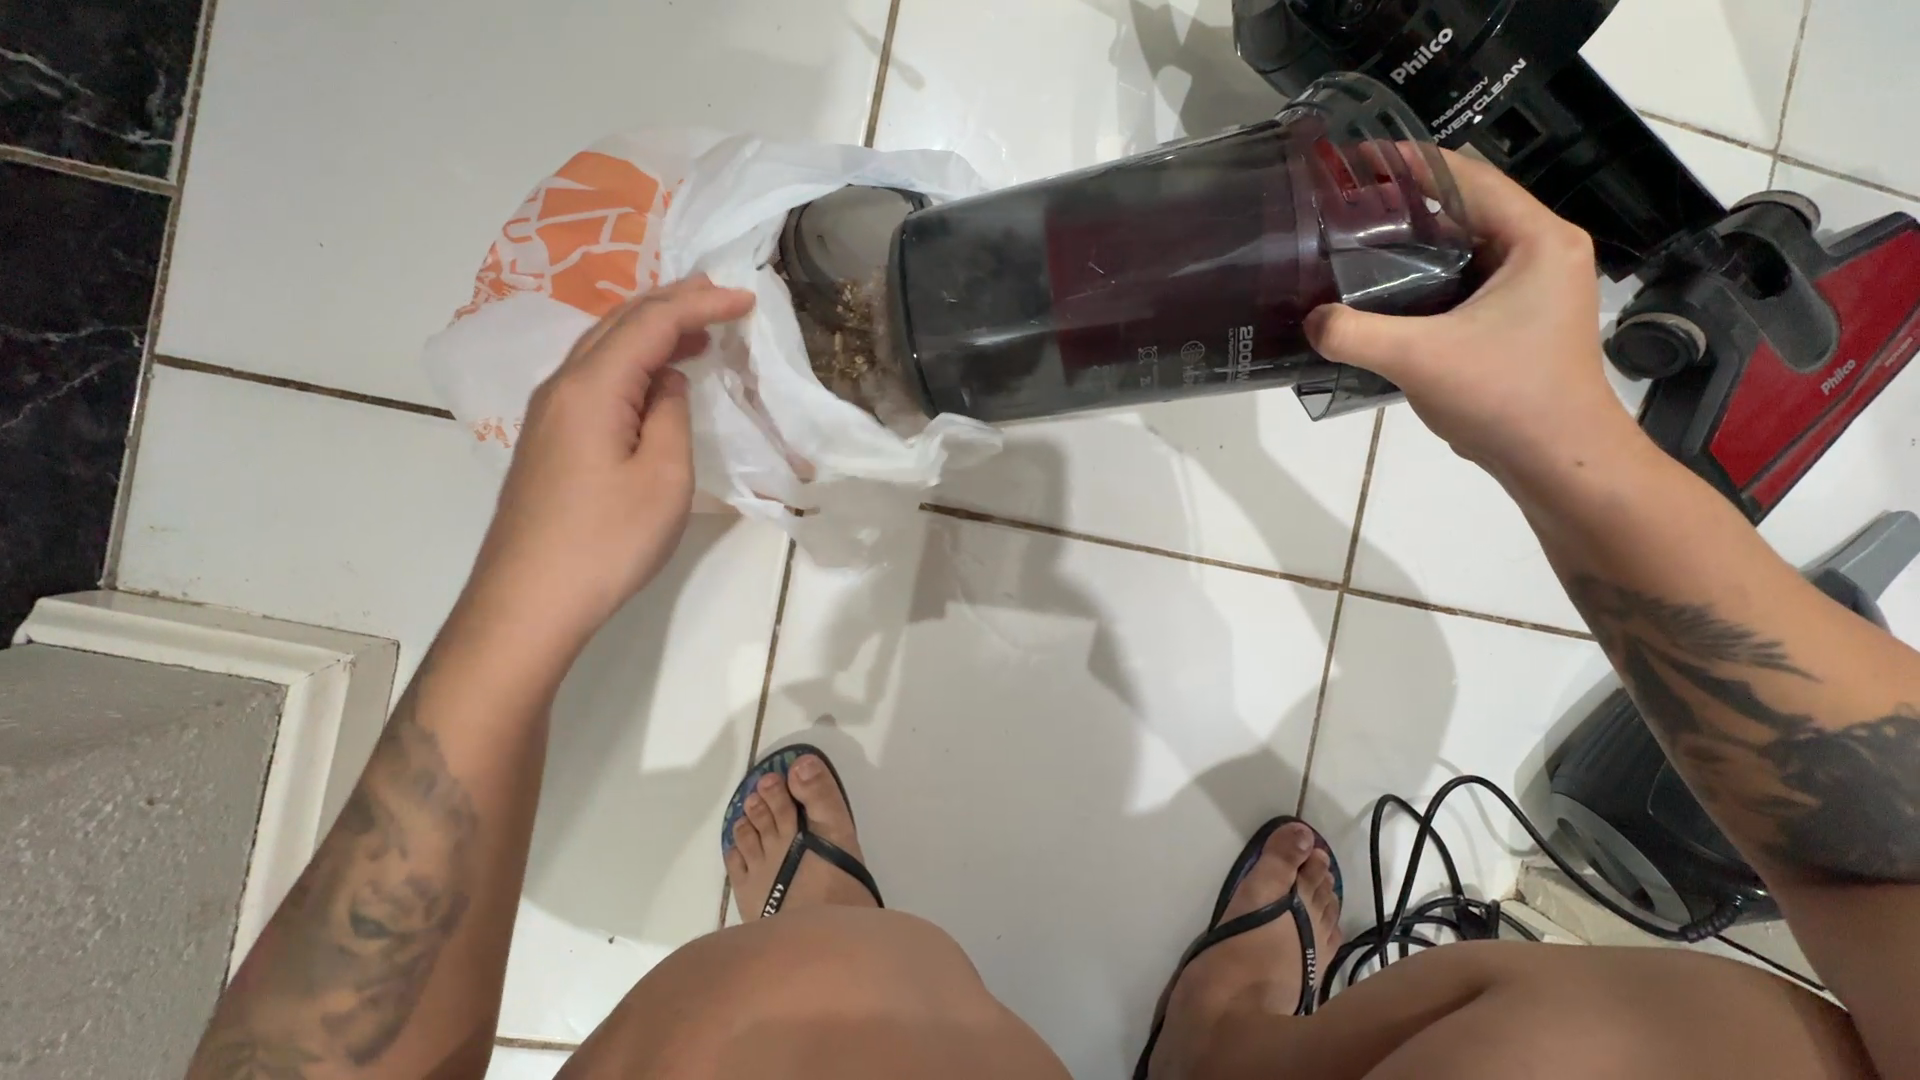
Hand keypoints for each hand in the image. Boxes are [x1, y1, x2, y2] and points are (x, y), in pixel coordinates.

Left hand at [467, 276, 755, 645]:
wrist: (529, 600)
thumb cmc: (606, 541)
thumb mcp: (663, 478)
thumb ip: (671, 415)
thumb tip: (667, 383)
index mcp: (591, 387)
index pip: (651, 323)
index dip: (701, 303)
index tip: (746, 298)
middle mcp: (562, 386)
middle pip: (619, 323)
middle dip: (673, 303)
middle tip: (721, 296)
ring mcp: (549, 413)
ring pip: (603, 348)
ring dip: (652, 332)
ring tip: (699, 330)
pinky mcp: (549, 439)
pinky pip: (595, 378)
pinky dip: (633, 363)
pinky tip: (657, 379)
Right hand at [1305, 150, 1641, 478]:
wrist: (1557, 459)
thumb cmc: (1506, 398)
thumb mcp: (1420, 360)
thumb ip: (1355, 335)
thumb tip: (1308, 321)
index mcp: (1535, 241)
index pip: (1468, 178)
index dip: (1409, 163)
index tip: (1356, 160)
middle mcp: (1539, 252)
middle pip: (1463, 208)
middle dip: (1402, 203)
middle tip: (1342, 207)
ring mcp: (1528, 287)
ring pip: (1460, 247)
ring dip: (1409, 243)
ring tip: (1349, 246)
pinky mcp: (1512, 319)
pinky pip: (1458, 281)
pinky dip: (1419, 279)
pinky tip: (1377, 294)